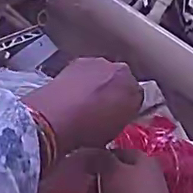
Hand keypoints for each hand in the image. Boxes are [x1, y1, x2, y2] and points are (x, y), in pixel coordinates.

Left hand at [21, 57, 141, 155]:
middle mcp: (121, 70)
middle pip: (121, 79)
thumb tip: (118, 113)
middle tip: (102, 106)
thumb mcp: (114, 132)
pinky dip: (81, 79)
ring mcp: (98, 62)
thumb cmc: (88, 130)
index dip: (126, 106)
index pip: (137, 95)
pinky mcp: (77, 60)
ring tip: (84, 100)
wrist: (55, 115)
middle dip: (114, 90)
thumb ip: (122, 116)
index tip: (118, 114)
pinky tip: (72, 93)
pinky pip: (85, 71)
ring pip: (103, 73)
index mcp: (135, 89)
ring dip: (97, 82)